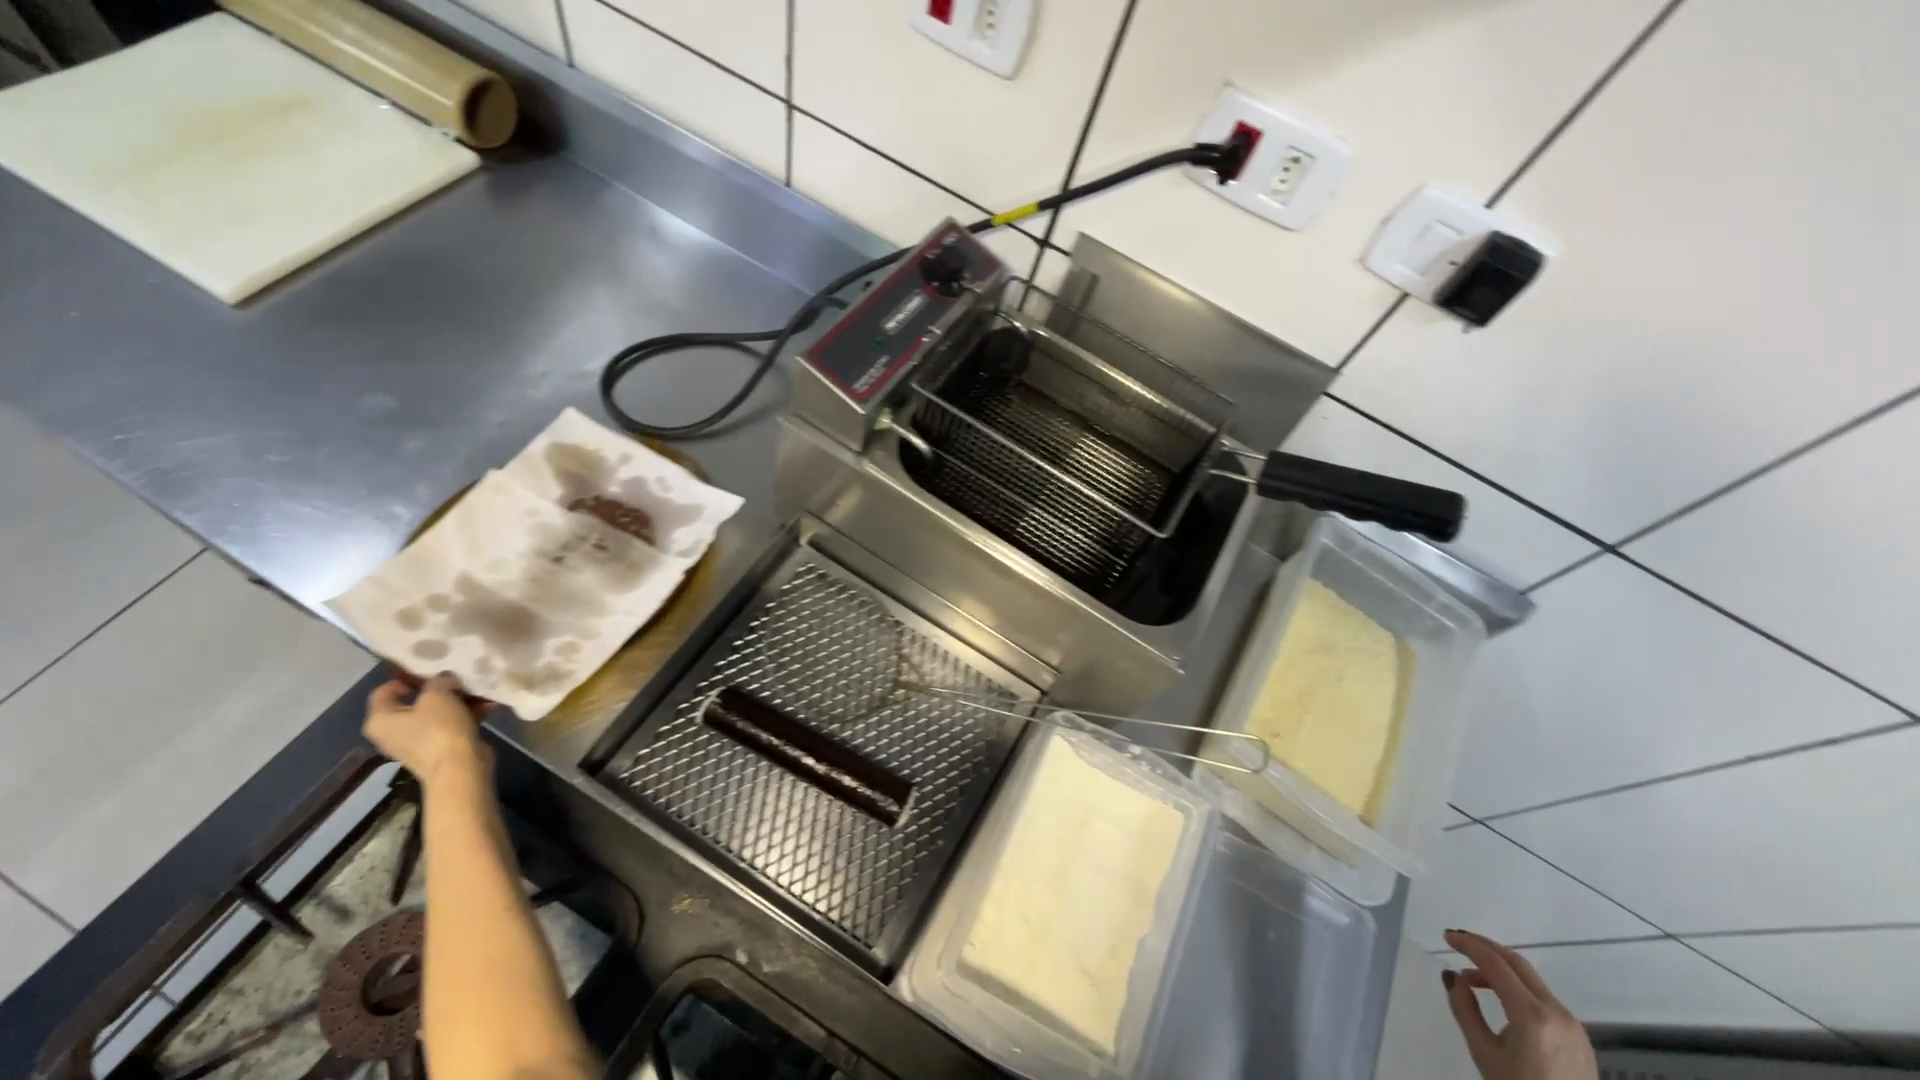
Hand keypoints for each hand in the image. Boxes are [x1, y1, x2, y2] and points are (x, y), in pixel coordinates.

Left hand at [364, 673, 491, 786]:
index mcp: (380, 720)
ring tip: (480, 691)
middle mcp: (392, 733)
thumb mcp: (438, 694)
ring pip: (436, 715)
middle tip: (458, 679)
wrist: (460, 768)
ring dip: (458, 702)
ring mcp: (416, 744)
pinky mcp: (438, 751)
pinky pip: (449, 727)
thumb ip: (438, 681)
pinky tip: (489, 706)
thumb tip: (444, 680)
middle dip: (439, 690)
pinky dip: (466, 716)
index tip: (430, 672)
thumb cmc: (439, 728)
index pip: (384, 691)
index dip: (406, 678)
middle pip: (414, 703)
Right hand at [1443, 929, 1597, 1079]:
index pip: (1496, 964)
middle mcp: (1557, 1010)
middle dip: (1485, 947)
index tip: (1447, 936)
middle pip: (1518, 963)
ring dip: (1501, 970)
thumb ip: (1465, 1010)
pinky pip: (1544, 998)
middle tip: (1458, 943)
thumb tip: (1453, 977)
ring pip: (1532, 980)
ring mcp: (1572, 1022)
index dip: (1469, 945)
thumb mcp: (1484, 1053)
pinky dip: (1519, 988)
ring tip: (1473, 980)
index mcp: (1531, 1015)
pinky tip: (1503, 1002)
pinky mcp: (1579, 1034)